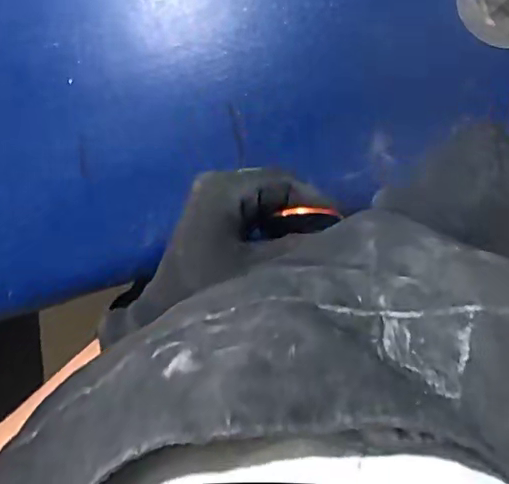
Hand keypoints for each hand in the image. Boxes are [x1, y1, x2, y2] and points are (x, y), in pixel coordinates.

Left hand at [99, 169, 337, 345]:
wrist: (160, 327)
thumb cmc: (210, 295)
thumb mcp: (265, 271)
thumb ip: (303, 247)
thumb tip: (339, 232)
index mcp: (223, 188)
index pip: (283, 182)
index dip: (318, 204)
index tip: (348, 230)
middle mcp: (213, 185)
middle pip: (273, 192)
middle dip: (305, 216)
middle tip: (337, 244)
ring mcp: (207, 204)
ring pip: (264, 207)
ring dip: (291, 227)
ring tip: (320, 254)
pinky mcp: (207, 224)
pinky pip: (251, 220)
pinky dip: (274, 235)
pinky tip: (292, 259)